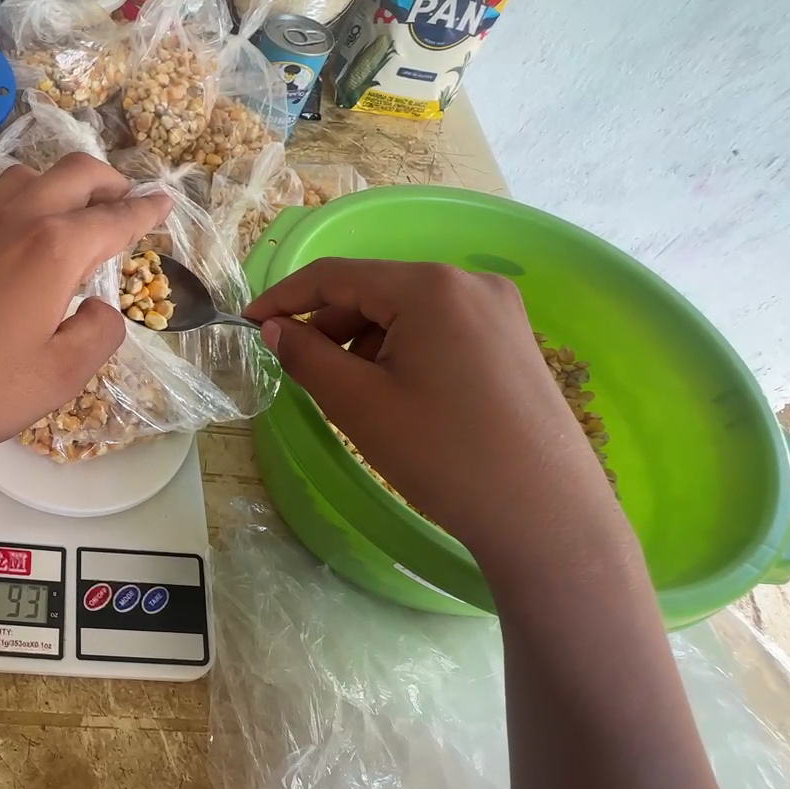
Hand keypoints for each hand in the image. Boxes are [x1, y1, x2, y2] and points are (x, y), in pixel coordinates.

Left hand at [0, 153, 171, 476]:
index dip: (147, 210)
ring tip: (71, 215)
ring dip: (59, 184)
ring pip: (25, 177)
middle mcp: (13, 221)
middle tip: (126, 199)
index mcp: (53, 249)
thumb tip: (102, 309)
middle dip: (109, 180)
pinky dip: (20, 202)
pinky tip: (13, 236)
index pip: (115, 217)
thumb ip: (98, 335)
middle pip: (72, 173)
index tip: (166, 201)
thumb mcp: (58, 378)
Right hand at [243, 259, 628, 564]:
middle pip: (373, 289)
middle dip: (326, 324)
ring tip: (346, 390)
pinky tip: (391, 392)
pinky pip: (436, 328)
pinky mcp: (510, 340)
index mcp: (429, 287)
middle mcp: (468, 283)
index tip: (247, 324)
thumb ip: (305, 355)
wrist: (543, 513)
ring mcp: (497, 310)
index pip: (335, 275)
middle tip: (297, 368)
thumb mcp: (356, 403)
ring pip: (404, 311)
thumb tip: (273, 328)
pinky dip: (399, 350)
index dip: (283, 297)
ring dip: (361, 340)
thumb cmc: (440, 453)